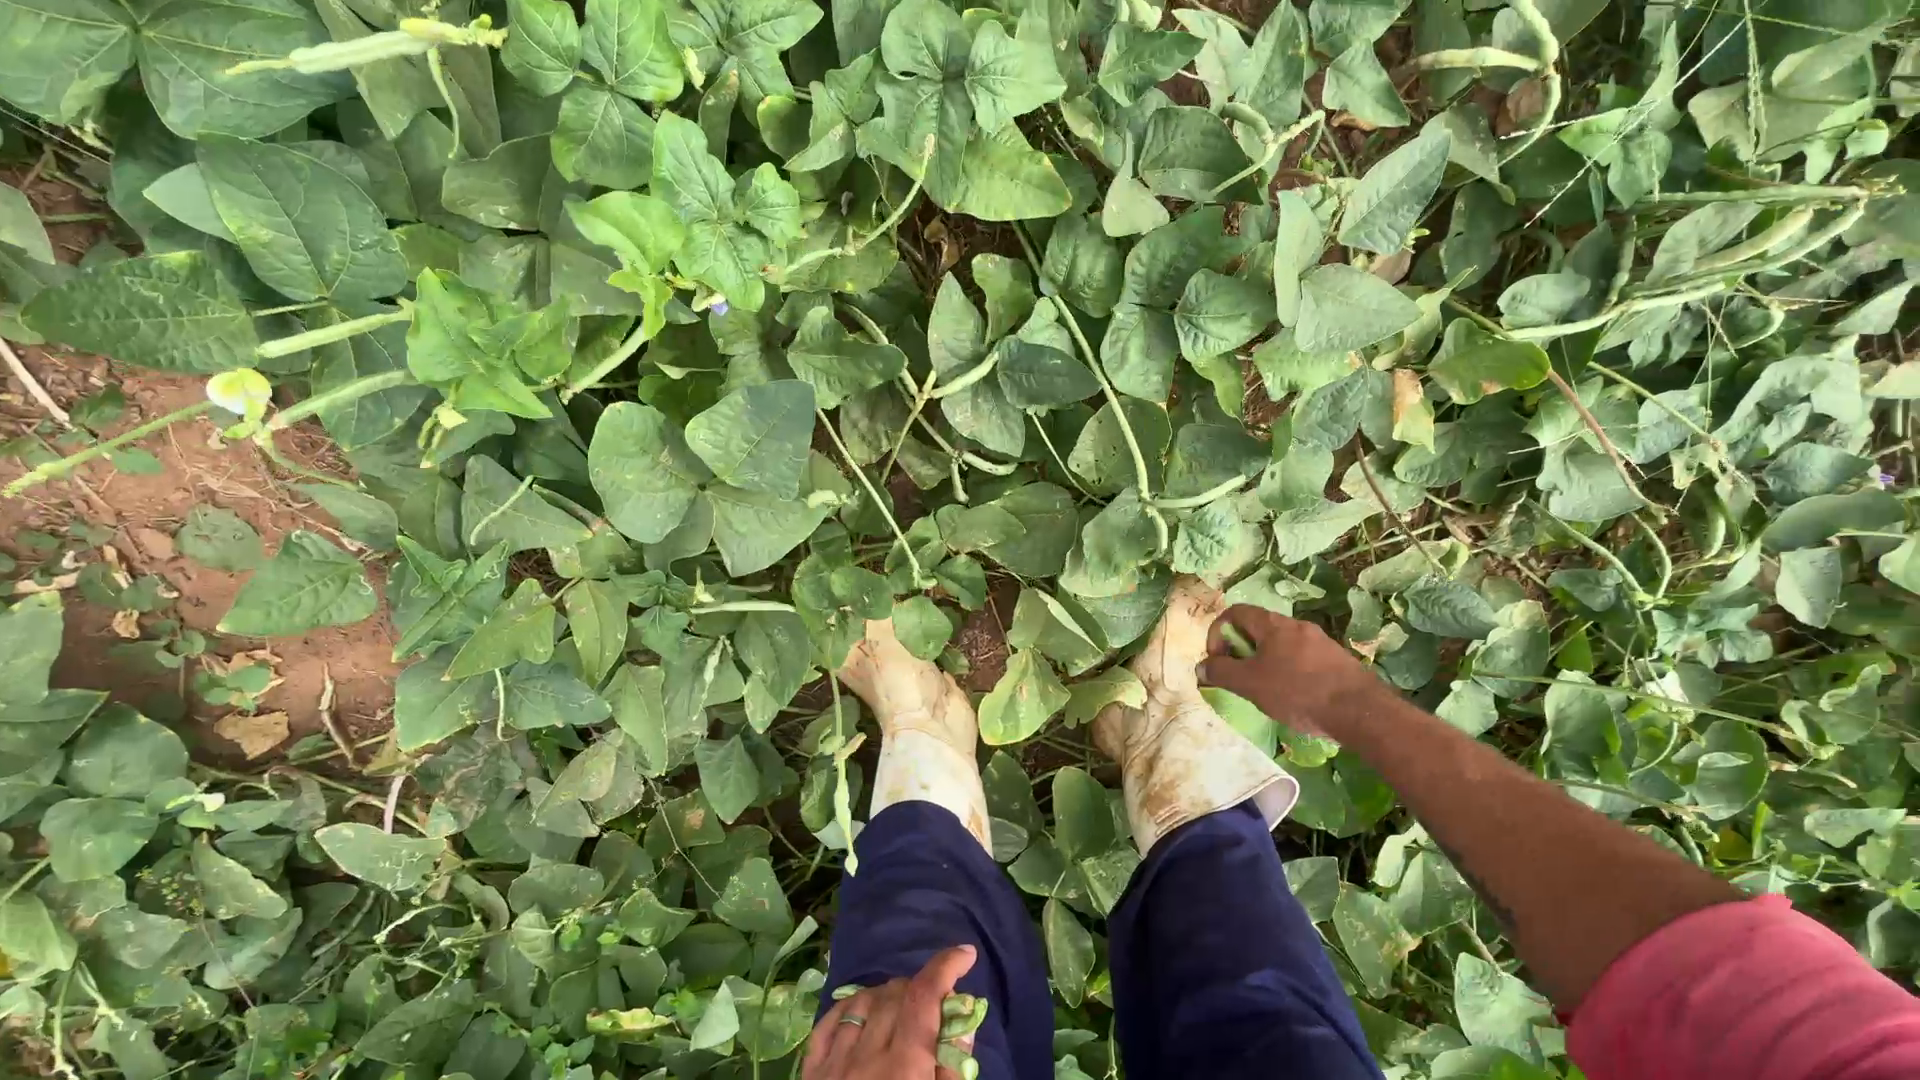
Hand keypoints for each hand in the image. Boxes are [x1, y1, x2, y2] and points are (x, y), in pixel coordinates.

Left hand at [804, 947, 976, 1079]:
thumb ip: (952, 1068)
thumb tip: (963, 1021)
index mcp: (905, 1067)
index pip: (924, 996)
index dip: (946, 966)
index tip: (965, 954)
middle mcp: (868, 1055)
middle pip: (895, 994)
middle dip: (919, 988)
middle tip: (934, 1004)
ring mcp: (835, 1063)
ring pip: (862, 1001)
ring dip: (886, 996)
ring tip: (900, 1009)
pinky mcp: (812, 1073)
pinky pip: (829, 1023)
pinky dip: (849, 1009)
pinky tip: (861, 1012)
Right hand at [1198, 605, 1380, 735]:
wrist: (1360, 711)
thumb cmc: (1298, 692)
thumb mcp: (1250, 684)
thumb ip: (1221, 672)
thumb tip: (1202, 667)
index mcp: (1273, 625)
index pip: (1235, 612)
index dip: (1218, 632)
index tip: (1218, 660)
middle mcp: (1297, 626)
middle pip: (1258, 628)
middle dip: (1241, 650)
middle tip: (1239, 677)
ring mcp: (1320, 642)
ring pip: (1281, 645)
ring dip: (1265, 662)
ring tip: (1264, 690)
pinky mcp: (1336, 661)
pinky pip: (1302, 659)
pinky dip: (1288, 672)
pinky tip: (1293, 697)